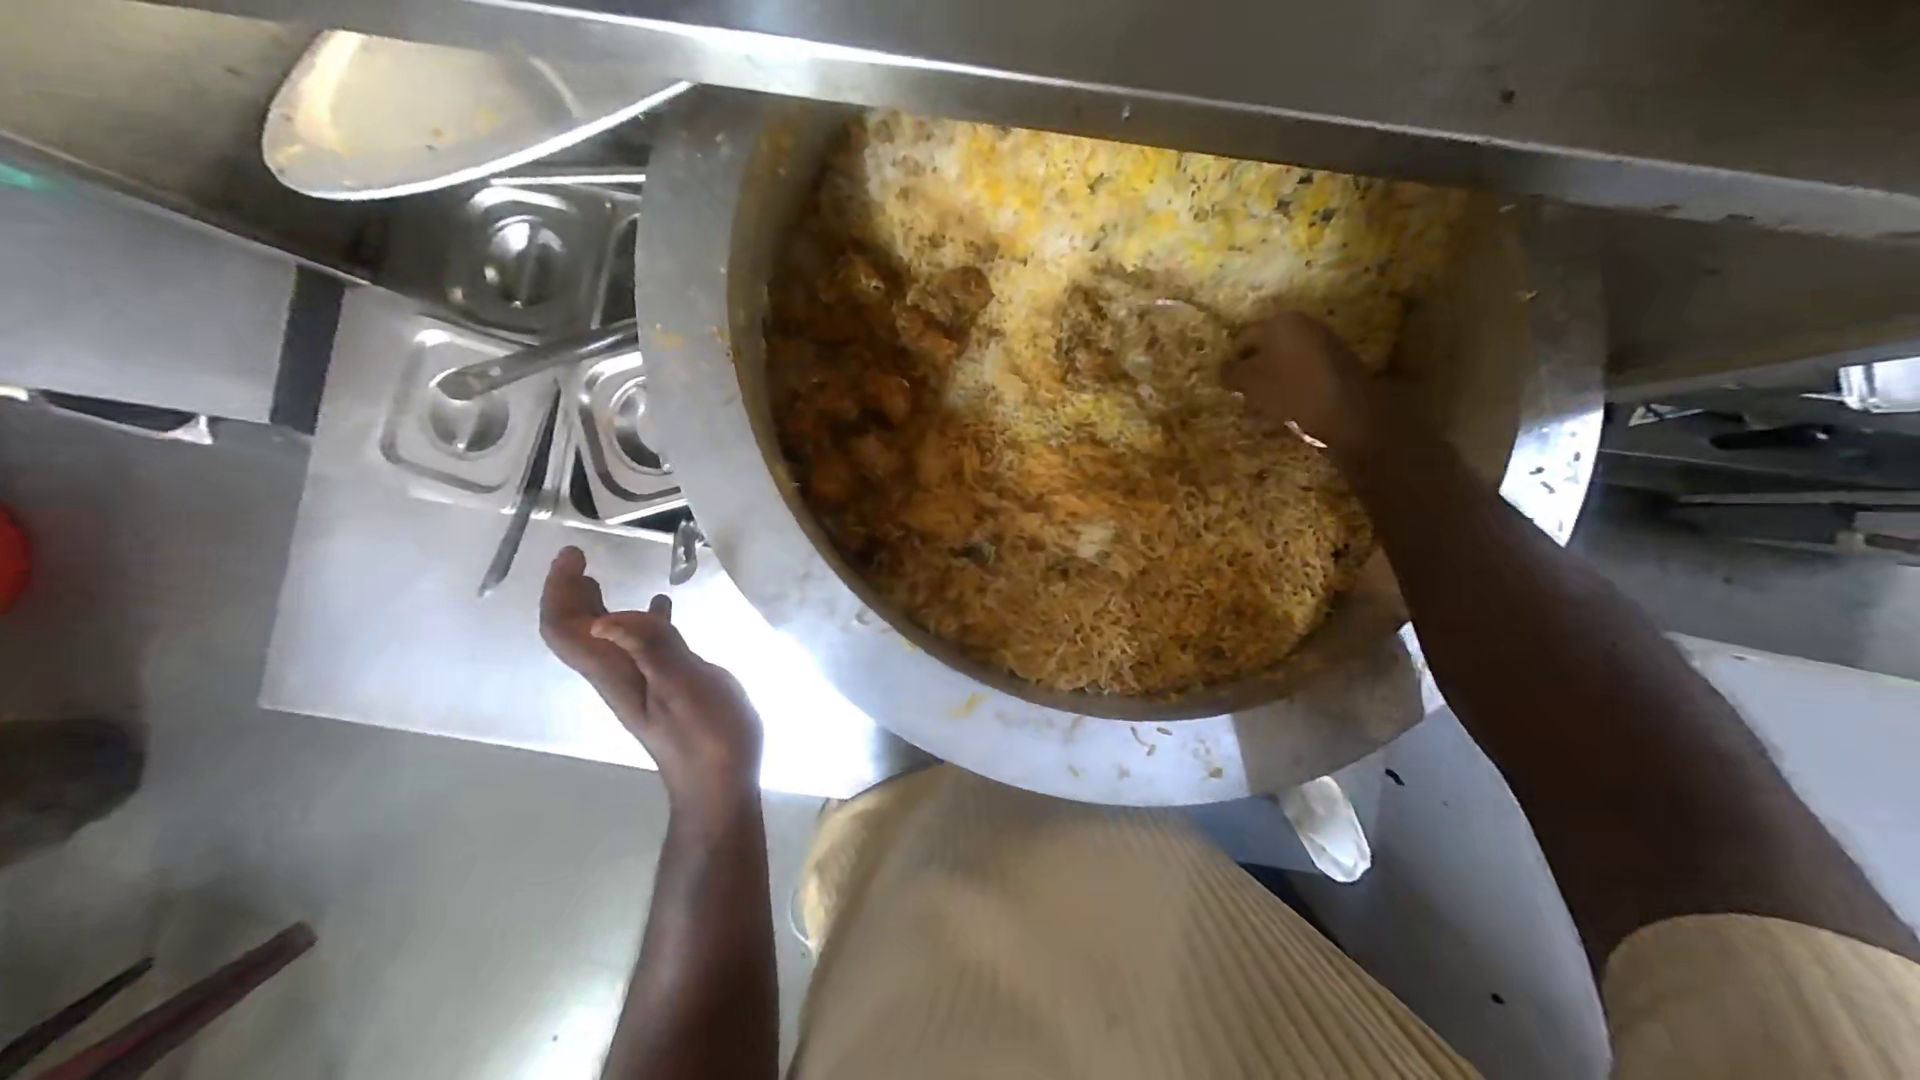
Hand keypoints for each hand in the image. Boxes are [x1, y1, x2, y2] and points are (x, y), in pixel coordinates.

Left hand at [540, 547, 761, 813]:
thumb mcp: (686, 686)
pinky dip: (639, 621)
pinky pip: (640, 645)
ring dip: (594, 605)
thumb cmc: (708, 736)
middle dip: (568, 593)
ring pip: (603, 638)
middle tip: (579, 557)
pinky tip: (660, 605)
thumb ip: (652, 649)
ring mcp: (641, 683)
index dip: (559, 591)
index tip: (572, 556)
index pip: (566, 630)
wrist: (720, 784)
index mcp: (615, 673)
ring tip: (602, 576)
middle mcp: (617, 676)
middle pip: (575, 633)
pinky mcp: (665, 687)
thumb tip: (605, 618)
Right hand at [1222, 312, 1375, 451]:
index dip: (1230, 362)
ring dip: (1269, 383)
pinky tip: (1282, 410)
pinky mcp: (1336, 367)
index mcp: (1280, 322)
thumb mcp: (1249, 382)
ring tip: (1258, 408)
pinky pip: (1301, 375)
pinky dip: (1288, 389)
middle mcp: (1304, 326)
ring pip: (1284, 363)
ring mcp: (1323, 345)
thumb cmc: (1290, 389)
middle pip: (1265, 349)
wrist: (1347, 410)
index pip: (1242, 339)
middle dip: (1251, 372)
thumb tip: (1223, 369)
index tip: (1224, 384)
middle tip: (1240, 396)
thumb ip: (1231, 373)